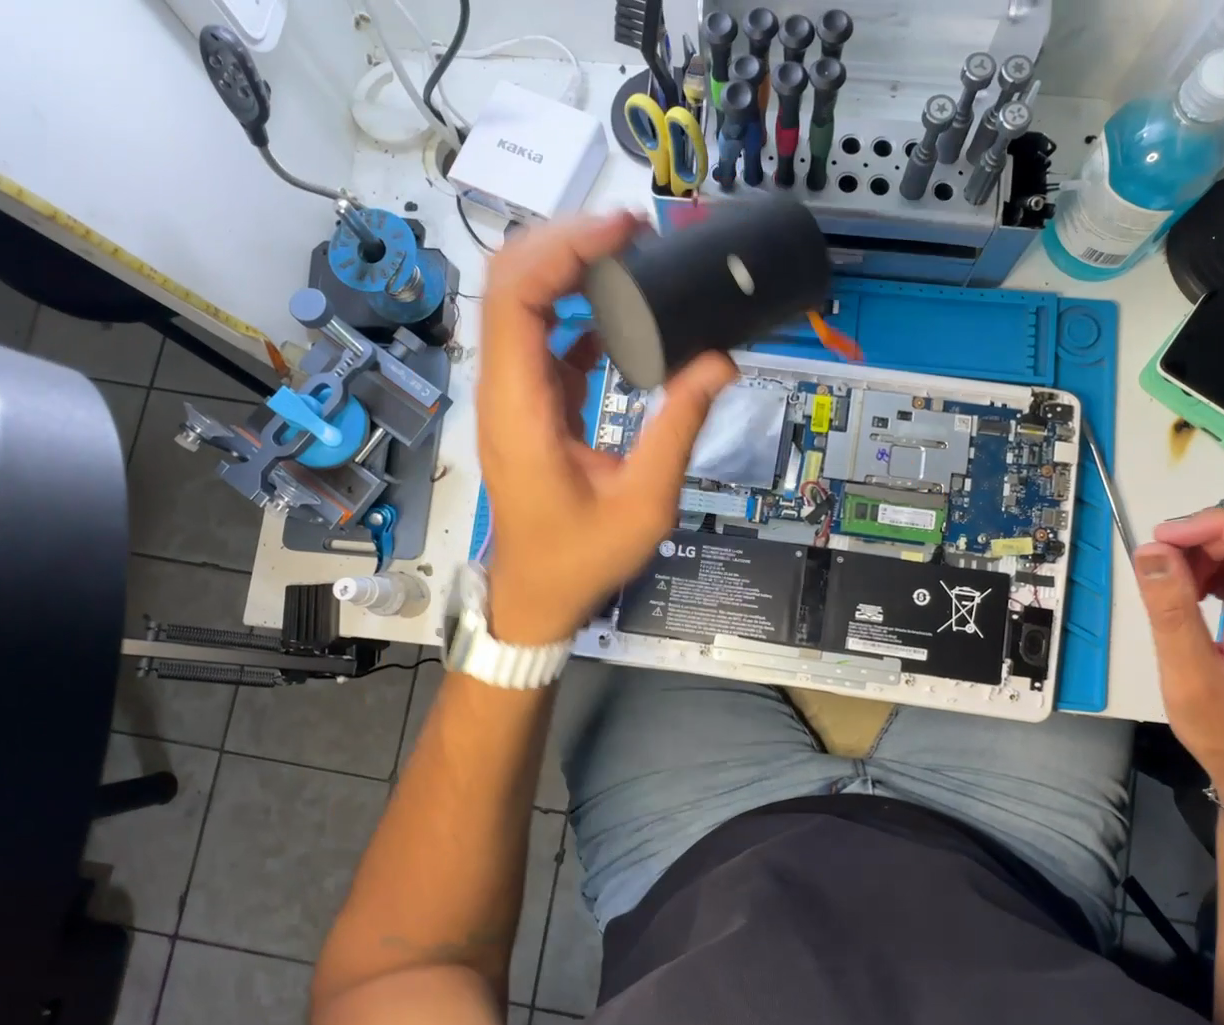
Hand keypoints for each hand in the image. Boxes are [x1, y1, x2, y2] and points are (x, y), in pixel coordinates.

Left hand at [476, 211, 736, 644]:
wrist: (534, 594)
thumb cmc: (580, 557)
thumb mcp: (644, 502)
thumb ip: (678, 428)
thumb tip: (719, 362)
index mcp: (520, 408)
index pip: (517, 298)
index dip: (562, 249)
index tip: (620, 232)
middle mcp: (504, 389)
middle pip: (510, 283)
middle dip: (565, 243)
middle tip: (631, 233)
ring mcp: (511, 393)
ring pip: (521, 302)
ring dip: (568, 269)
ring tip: (629, 255)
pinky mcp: (528, 401)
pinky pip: (543, 337)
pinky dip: (576, 310)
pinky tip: (621, 308)